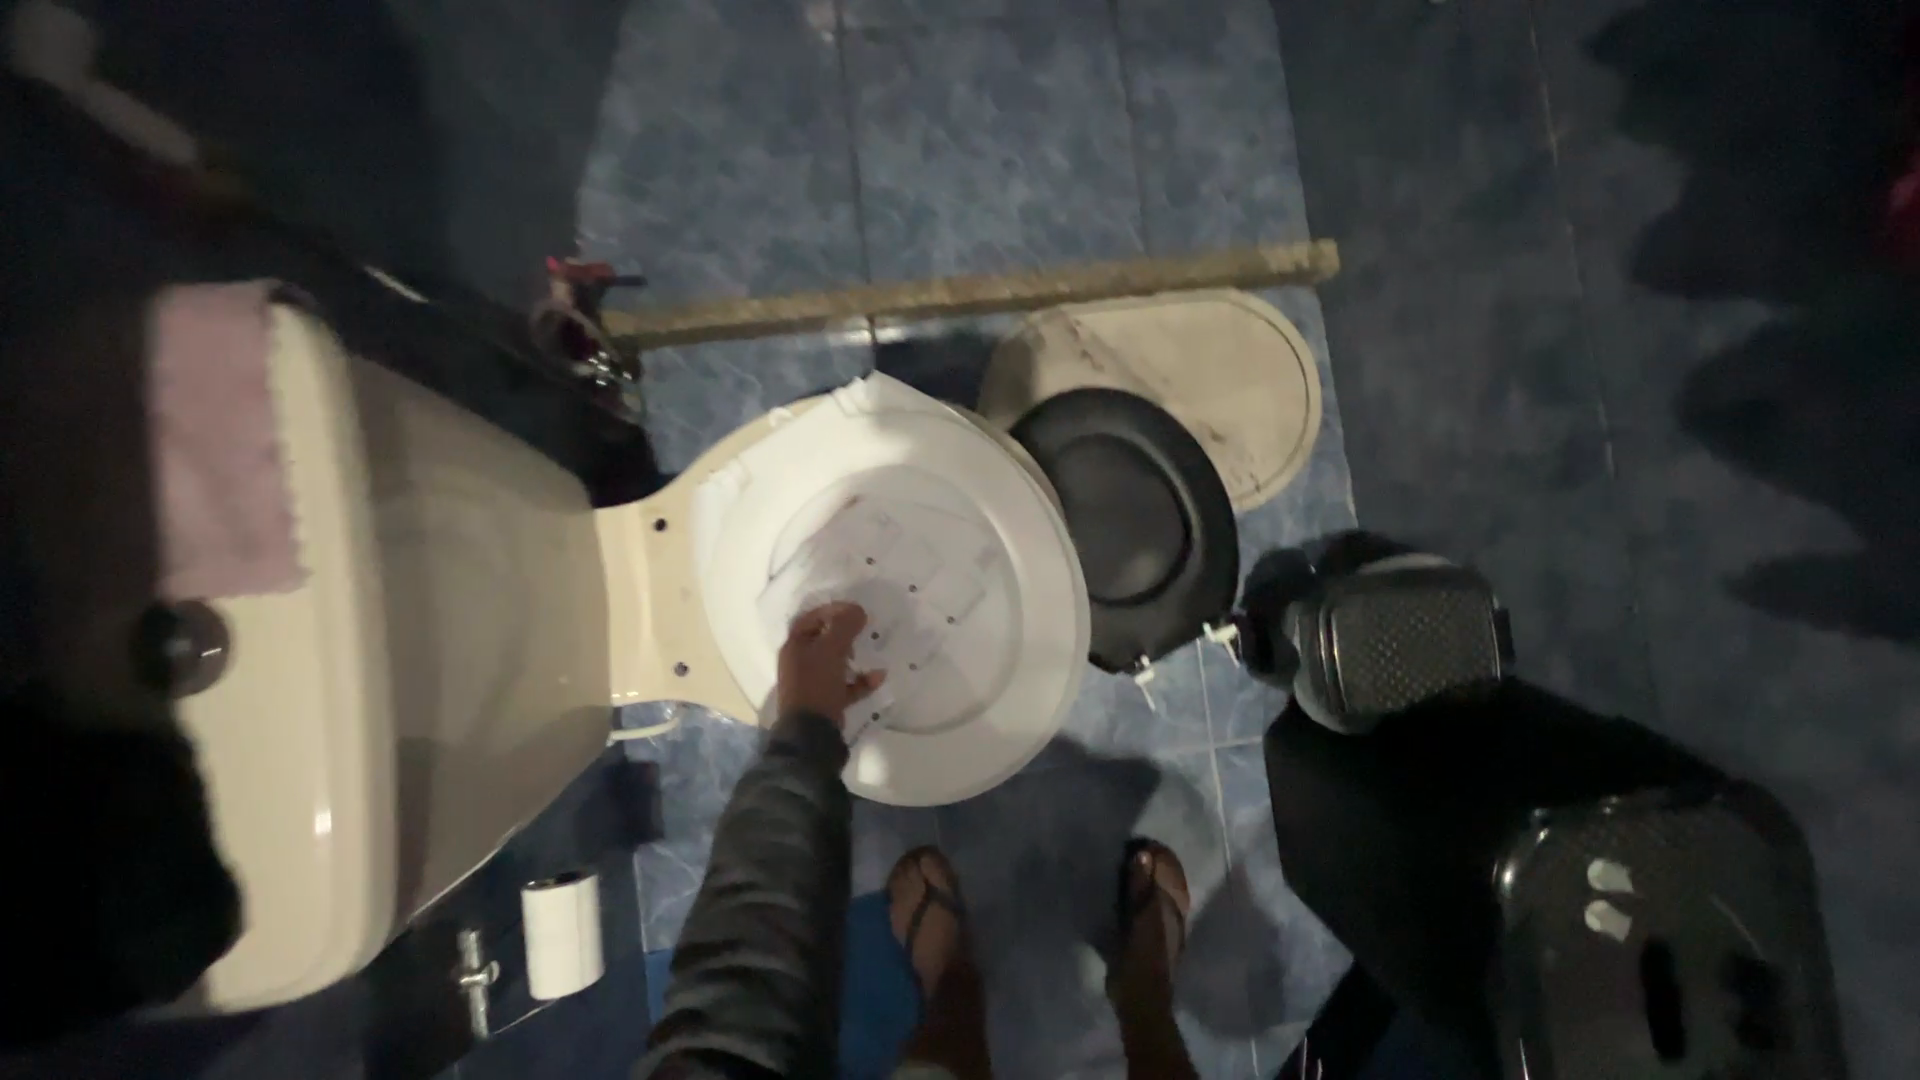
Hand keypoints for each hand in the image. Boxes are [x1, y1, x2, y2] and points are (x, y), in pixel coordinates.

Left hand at [777, 602, 885, 728]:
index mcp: (795, 646)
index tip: (853, 610)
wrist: (811, 732)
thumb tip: (857, 610)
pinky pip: (846, 685)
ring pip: (835, 662)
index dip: (830, 610)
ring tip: (869, 652)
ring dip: (854, 656)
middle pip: (823, 640)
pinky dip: (861, 681)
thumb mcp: (831, 649)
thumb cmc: (817, 683)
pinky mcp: (826, 701)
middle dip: (844, 633)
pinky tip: (879, 677)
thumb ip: (844, 625)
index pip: (809, 619)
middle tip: (862, 629)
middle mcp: (800, 662)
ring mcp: (812, 683)